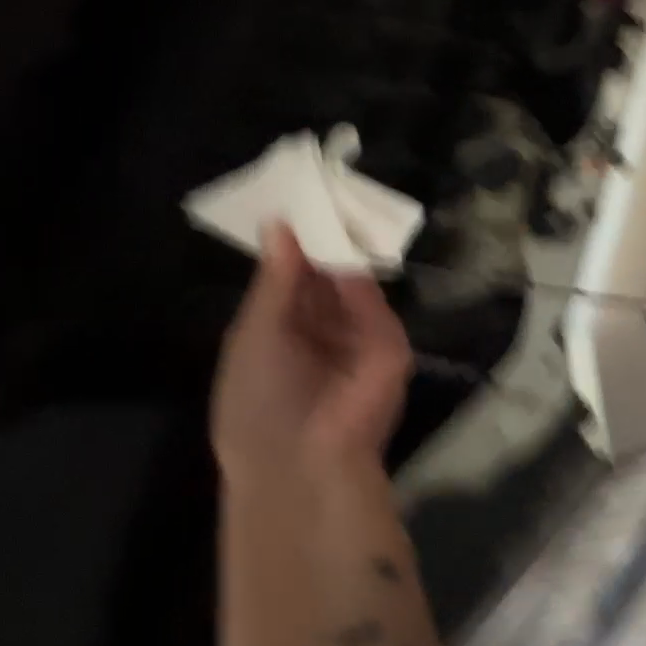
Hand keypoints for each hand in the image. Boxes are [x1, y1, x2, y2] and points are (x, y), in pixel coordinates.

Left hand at [212, 223, 412, 487]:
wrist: (304, 454)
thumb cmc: (257, 400)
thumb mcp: (254, 335)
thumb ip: (276, 282)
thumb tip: (281, 226)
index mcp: (281, 333)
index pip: (292, 281)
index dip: (292, 246)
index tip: (294, 202)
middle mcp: (321, 330)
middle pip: (325, 277)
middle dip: (323, 240)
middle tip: (323, 191)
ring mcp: (358, 335)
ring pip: (353, 284)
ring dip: (347, 249)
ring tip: (341, 202)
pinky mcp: (391, 342)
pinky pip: (375, 302)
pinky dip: (365, 273)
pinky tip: (355, 239)